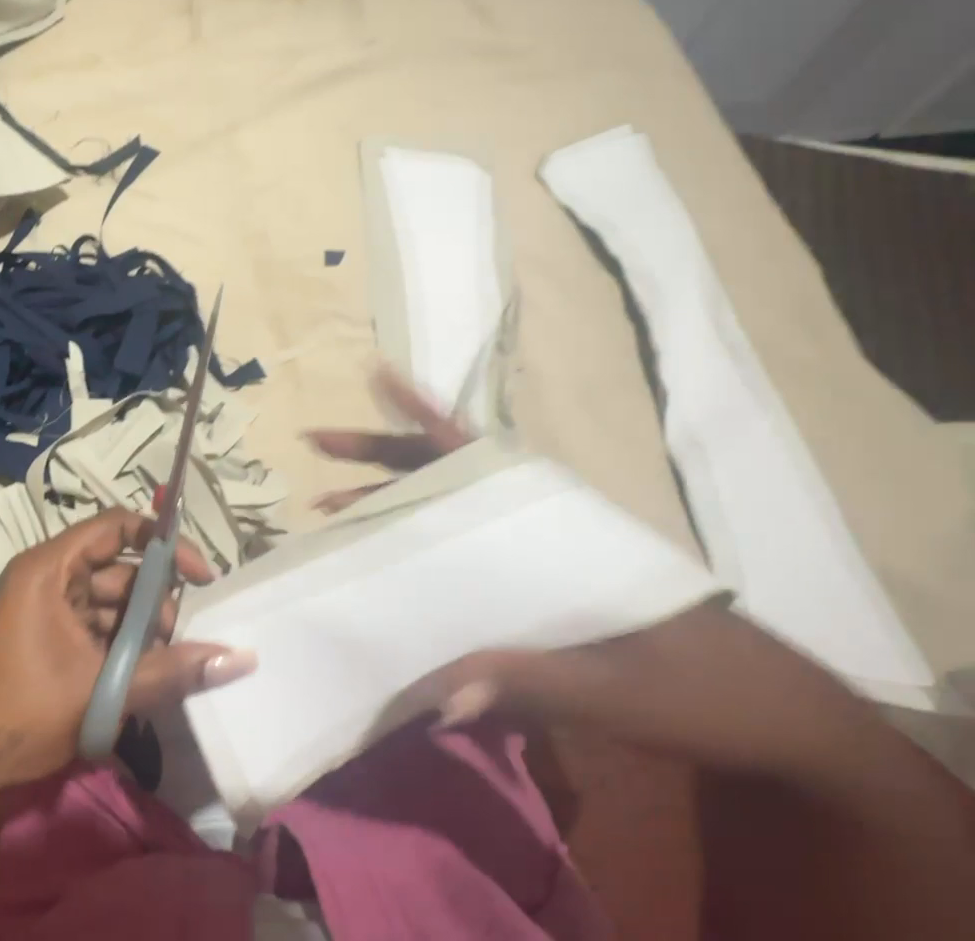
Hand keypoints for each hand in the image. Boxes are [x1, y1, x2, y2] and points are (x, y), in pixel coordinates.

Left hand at [0, 507, 257, 787]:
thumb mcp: (104, 690)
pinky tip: (141, 675)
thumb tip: (242, 658)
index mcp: (47, 569)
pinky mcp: (44, 639)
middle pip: (114, 568)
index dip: (161, 543)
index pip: (114, 527)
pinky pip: (92, 626)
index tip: (201, 576)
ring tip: (161, 665)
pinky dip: (119, 645)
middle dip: (153, 599)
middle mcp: (43, 579)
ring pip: (106, 602)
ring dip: (139, 628)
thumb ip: (173, 670)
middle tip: (179, 639)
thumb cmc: (24, 713)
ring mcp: (41, 610)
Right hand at [307, 367, 893, 783]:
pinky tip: (388, 566)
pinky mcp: (544, 591)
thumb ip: (533, 682)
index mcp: (564, 528)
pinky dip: (420, 547)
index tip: (380, 374)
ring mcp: (541, 558)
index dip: (428, 414)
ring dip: (391, 503)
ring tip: (327, 509)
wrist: (779, 721)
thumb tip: (438, 694)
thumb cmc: (709, 694)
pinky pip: (466, 555)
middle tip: (316, 446)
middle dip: (382, 456)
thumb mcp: (620, 691)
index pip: (483, 457)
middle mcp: (545, 529)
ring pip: (451, 512)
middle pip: (450, 474)